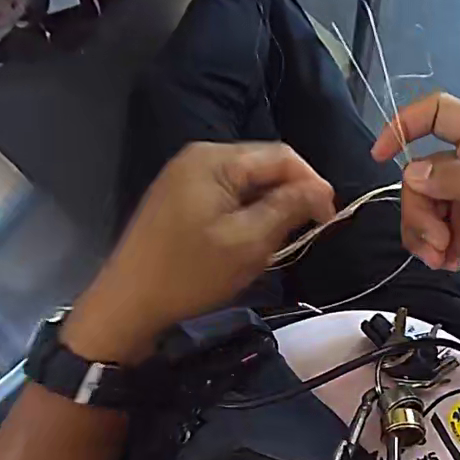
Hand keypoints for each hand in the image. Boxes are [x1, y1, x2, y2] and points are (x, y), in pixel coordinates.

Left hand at [62, 142, 332, 362]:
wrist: (130, 303)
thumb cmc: (191, 273)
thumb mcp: (248, 242)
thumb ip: (288, 208)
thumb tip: (323, 189)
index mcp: (216, 160)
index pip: (282, 156)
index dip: (313, 184)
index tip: (329, 221)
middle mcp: (200, 158)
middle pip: (265, 167)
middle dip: (291, 198)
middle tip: (304, 236)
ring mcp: (187, 178)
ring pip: (249, 185)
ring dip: (271, 211)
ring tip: (277, 244)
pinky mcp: (182, 200)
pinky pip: (230, 198)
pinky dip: (249, 217)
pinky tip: (250, 243)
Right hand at [371, 93, 459, 298]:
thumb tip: (411, 174)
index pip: (439, 114)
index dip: (405, 124)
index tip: (380, 153)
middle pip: (421, 173)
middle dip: (420, 209)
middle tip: (436, 241)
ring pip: (422, 207)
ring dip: (424, 234)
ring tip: (443, 258)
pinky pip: (432, 233)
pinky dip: (432, 249)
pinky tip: (449, 262)